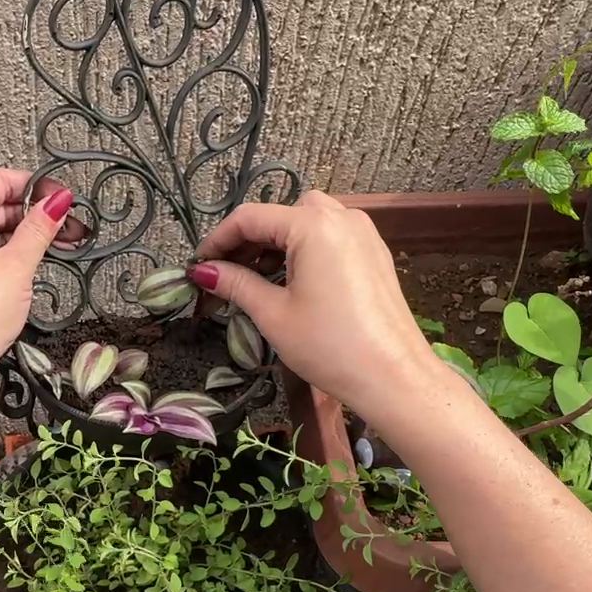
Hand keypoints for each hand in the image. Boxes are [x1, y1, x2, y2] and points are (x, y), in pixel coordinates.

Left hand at [0, 168, 77, 385]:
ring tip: (61, 243)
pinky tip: (36, 258)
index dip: (34, 185)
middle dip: (35, 212)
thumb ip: (39, 228)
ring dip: (27, 232)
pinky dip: (12, 248)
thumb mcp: (16, 266)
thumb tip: (57, 201)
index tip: (63, 198)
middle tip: (70, 226)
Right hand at [192, 191, 444, 418]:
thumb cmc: (329, 346)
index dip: (217, 240)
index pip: (250, 217)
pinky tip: (288, 282)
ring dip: (273, 244)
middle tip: (223, 275)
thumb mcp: (273, 314)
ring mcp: (362, 233)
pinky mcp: (372, 253)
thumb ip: (236, 284)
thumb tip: (202, 271)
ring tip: (253, 280)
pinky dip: (301, 250)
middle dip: (246, 241)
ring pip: (304, 223)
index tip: (198, 266)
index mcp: (313, 225)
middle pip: (278, 215)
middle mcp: (341, 217)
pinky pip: (327, 237)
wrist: (393, 376)